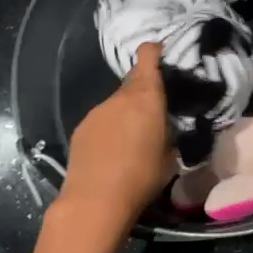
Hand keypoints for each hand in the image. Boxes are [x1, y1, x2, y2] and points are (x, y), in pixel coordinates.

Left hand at [58, 42, 174, 226]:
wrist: (94, 202)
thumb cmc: (142, 176)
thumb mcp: (171, 154)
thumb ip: (170, 131)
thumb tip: (169, 126)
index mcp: (146, 96)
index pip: (148, 56)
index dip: (155, 51)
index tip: (163, 54)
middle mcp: (119, 97)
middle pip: (133, 82)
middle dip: (145, 91)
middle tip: (156, 111)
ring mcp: (96, 112)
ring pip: (117, 104)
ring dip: (126, 113)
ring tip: (134, 138)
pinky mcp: (81, 129)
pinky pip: (102, 120)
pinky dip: (110, 128)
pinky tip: (113, 151)